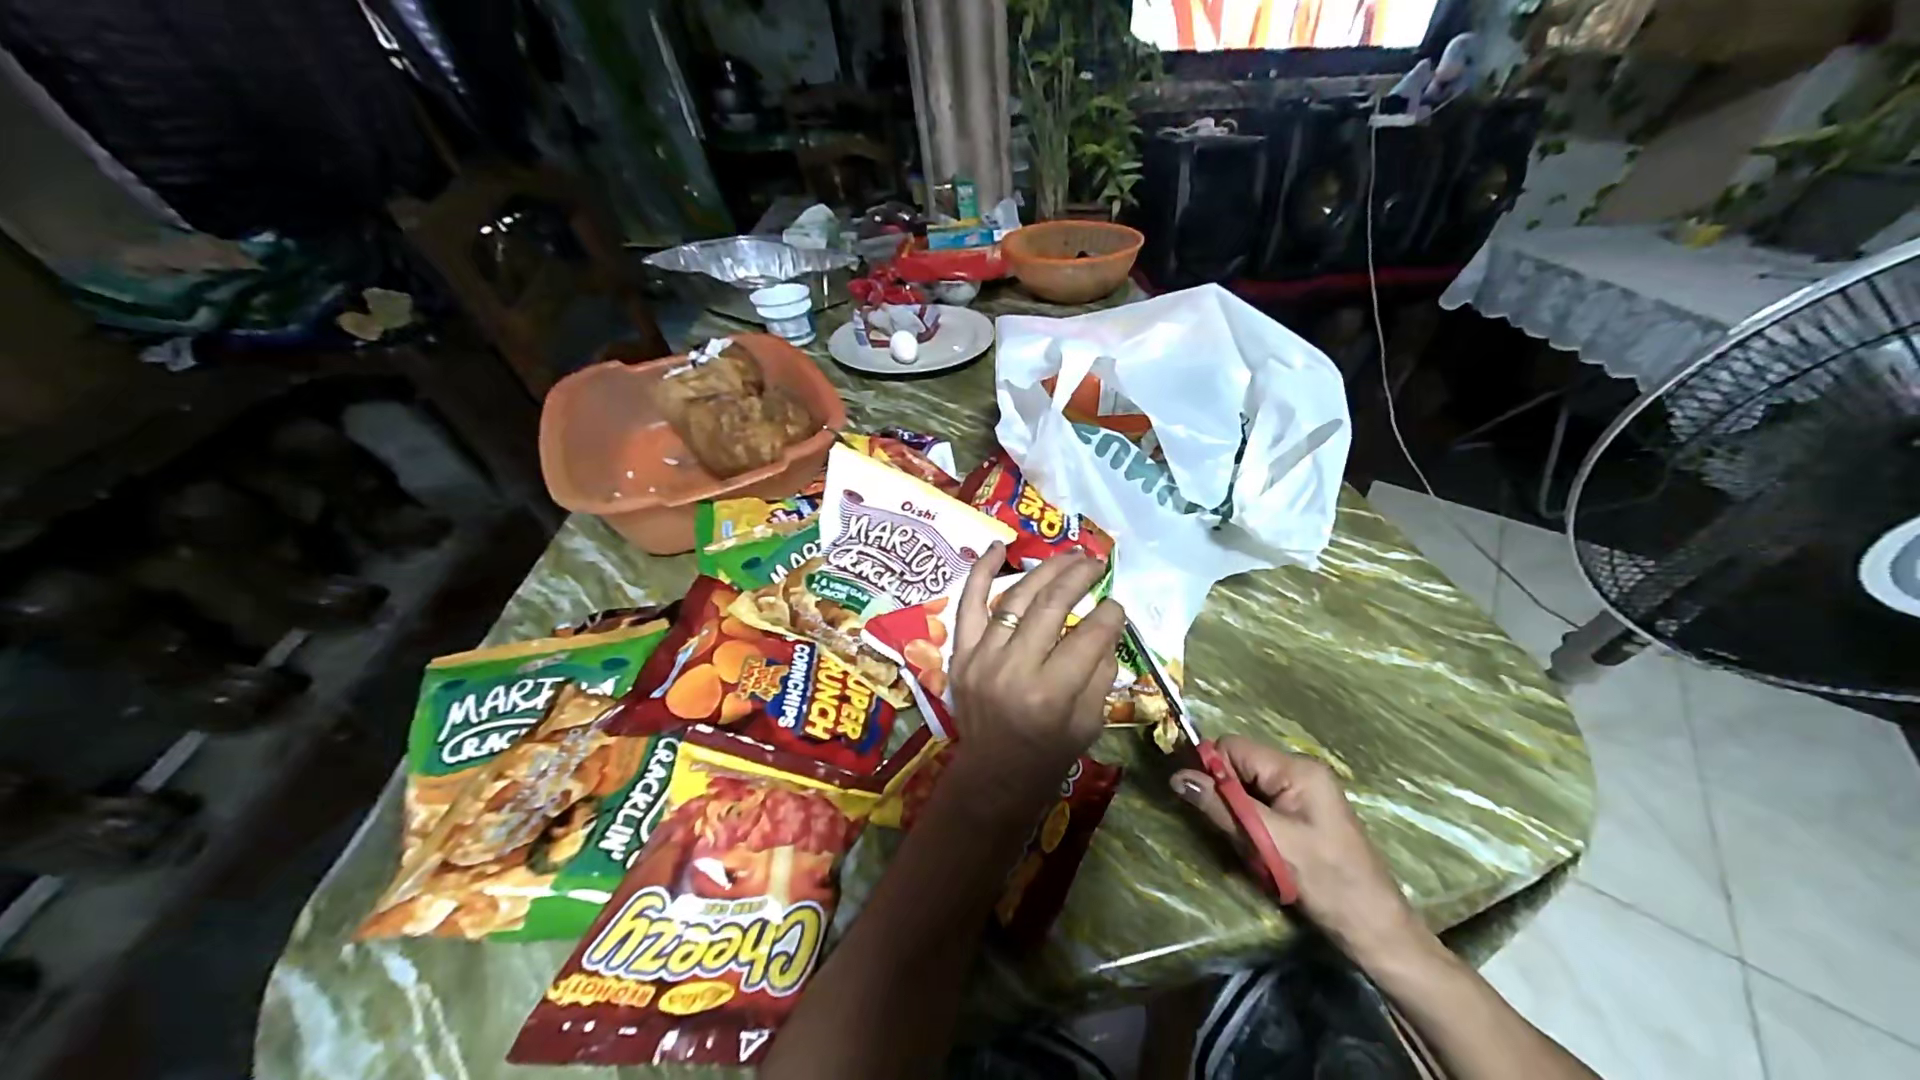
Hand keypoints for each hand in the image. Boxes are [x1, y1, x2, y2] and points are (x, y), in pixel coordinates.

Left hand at [945, 545, 1122, 811]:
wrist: (994, 773)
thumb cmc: (1049, 752)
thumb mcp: (1091, 722)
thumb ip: (1100, 670)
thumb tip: (1108, 621)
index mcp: (1050, 695)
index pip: (1088, 637)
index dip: (1109, 615)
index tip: (1117, 603)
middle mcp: (1013, 670)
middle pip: (1052, 607)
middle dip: (1080, 578)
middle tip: (1098, 563)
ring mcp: (981, 658)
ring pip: (1016, 599)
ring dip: (1046, 571)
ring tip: (1070, 555)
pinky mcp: (960, 653)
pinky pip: (969, 604)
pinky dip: (982, 573)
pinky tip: (1000, 546)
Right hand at [1170, 735, 1425, 966]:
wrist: (1376, 930)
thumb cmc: (1328, 883)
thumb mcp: (1269, 843)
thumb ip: (1222, 806)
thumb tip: (1177, 777)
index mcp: (1296, 769)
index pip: (1233, 747)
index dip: (1212, 770)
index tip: (1203, 804)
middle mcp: (1299, 771)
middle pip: (1239, 767)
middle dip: (1227, 799)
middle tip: (1236, 836)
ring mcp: (1303, 792)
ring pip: (1246, 789)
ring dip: (1239, 818)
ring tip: (1254, 852)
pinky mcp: (1303, 813)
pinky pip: (1260, 806)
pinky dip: (1253, 828)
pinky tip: (1264, 855)